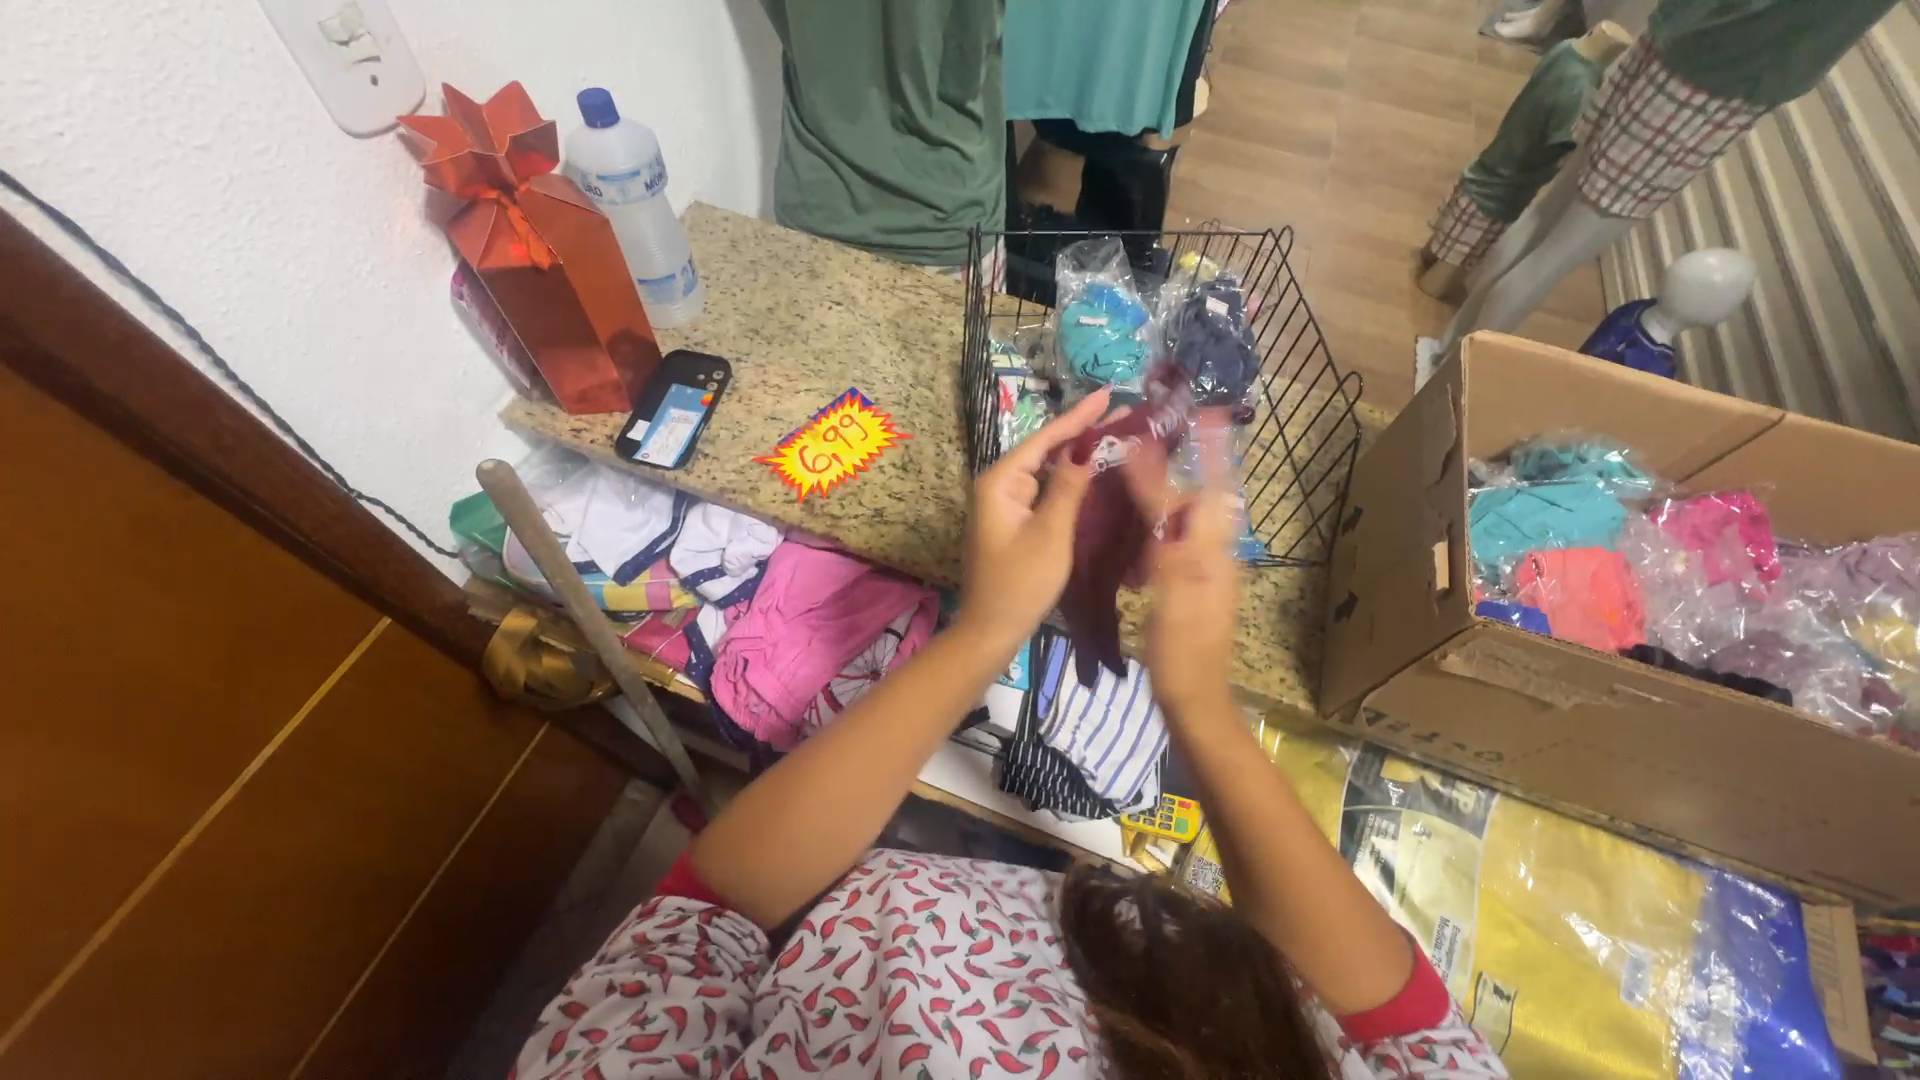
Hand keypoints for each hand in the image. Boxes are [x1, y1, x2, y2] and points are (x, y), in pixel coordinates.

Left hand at [956, 388, 1110, 656]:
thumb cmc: (1021, 583)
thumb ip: (1069, 487)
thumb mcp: (1051, 533)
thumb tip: (1087, 446)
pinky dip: (1070, 479)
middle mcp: (998, 485)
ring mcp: (1005, 504)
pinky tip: (1094, 470)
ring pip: (1046, 470)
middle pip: (1045, 450)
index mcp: (1000, 482)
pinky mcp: (1014, 521)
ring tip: (1116, 433)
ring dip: (1079, 454)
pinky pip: (1045, 490)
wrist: (992, 629)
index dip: (1079, 417)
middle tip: (1124, 413)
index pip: (1045, 439)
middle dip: (1083, 432)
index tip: (1110, 394)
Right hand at [1135, 412, 1240, 717]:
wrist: (1194, 697)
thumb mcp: (1174, 586)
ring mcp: (1204, 573)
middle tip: (1172, 435)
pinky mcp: (1189, 588)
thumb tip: (1163, 485)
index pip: (1209, 488)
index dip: (1210, 450)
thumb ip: (1166, 535)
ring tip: (1149, 470)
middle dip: (1195, 464)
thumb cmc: (1181, 646)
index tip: (1205, 412)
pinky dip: (1163, 523)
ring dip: (1176, 491)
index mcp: (1211, 551)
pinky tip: (1141, 526)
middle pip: (1204, 500)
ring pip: (1192, 520)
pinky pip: (1179, 542)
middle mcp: (1214, 555)